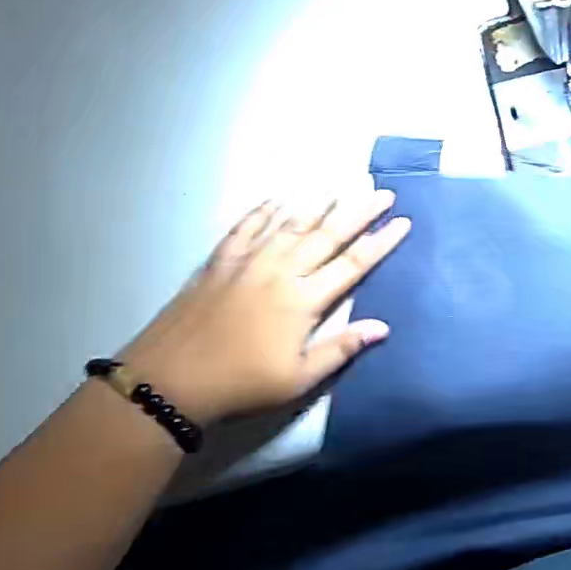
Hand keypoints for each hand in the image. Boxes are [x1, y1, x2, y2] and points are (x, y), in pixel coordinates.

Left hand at [114, 194, 409, 423]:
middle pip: (327, 235)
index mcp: (303, 300)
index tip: (403, 222)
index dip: (381, 242)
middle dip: (359, 212)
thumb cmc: (241, 384)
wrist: (167, 382)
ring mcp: (247, 263)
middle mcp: (280, 272)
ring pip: (289, 225)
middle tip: (382, 192)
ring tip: (338, 185)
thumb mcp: (299, 378)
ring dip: (316, 203)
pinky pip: (245, 229)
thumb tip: (383, 327)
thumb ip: (341, 348)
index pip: (353, 264)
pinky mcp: (218, 264)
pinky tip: (276, 200)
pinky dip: (262, 212)